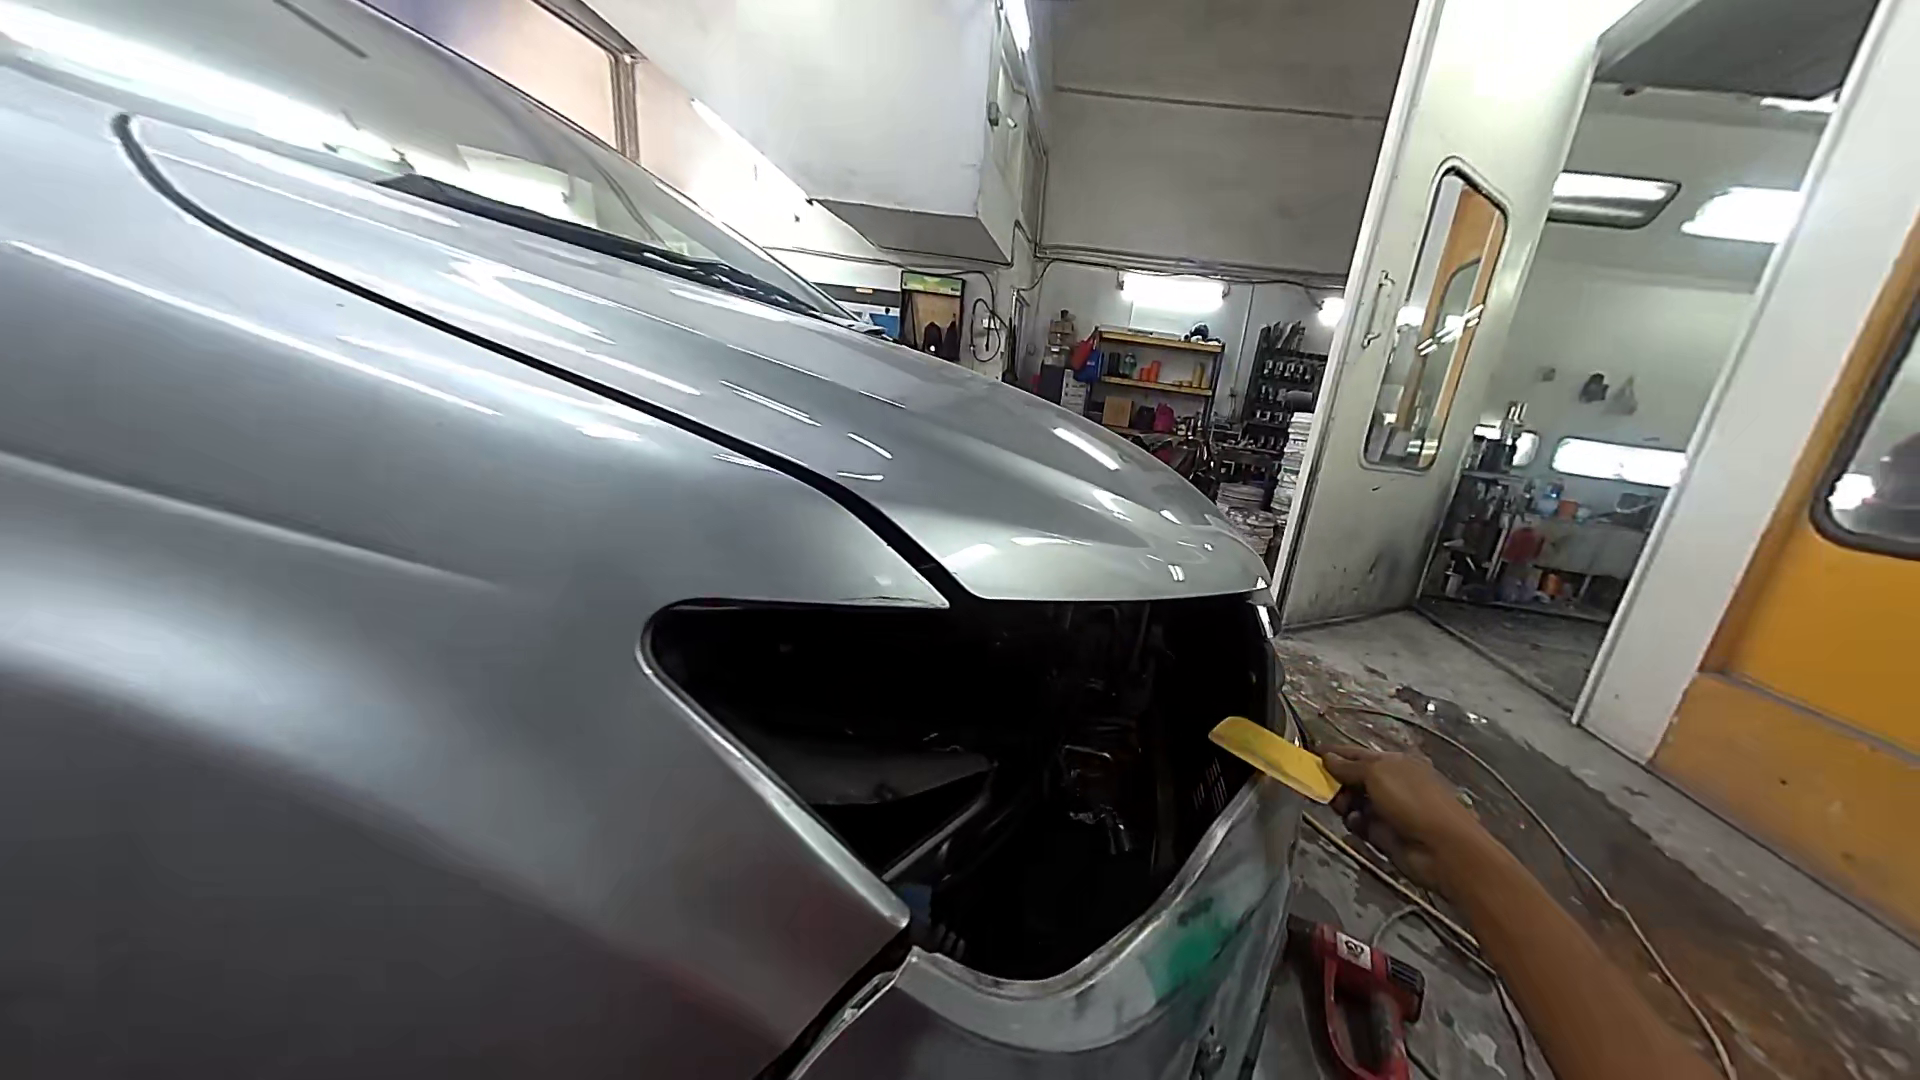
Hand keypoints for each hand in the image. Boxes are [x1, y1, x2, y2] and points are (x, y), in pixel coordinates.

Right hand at [1322, 745, 1488, 892]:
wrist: (1445, 851)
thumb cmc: (1412, 802)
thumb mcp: (1377, 773)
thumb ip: (1347, 765)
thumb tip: (1326, 757)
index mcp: (1393, 763)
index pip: (1354, 753)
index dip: (1332, 754)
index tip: (1309, 757)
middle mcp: (1390, 784)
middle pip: (1350, 778)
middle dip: (1335, 782)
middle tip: (1326, 789)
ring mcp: (1388, 810)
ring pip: (1352, 801)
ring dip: (1343, 804)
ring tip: (1343, 810)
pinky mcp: (1384, 834)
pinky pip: (1359, 824)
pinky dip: (1355, 824)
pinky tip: (1357, 826)